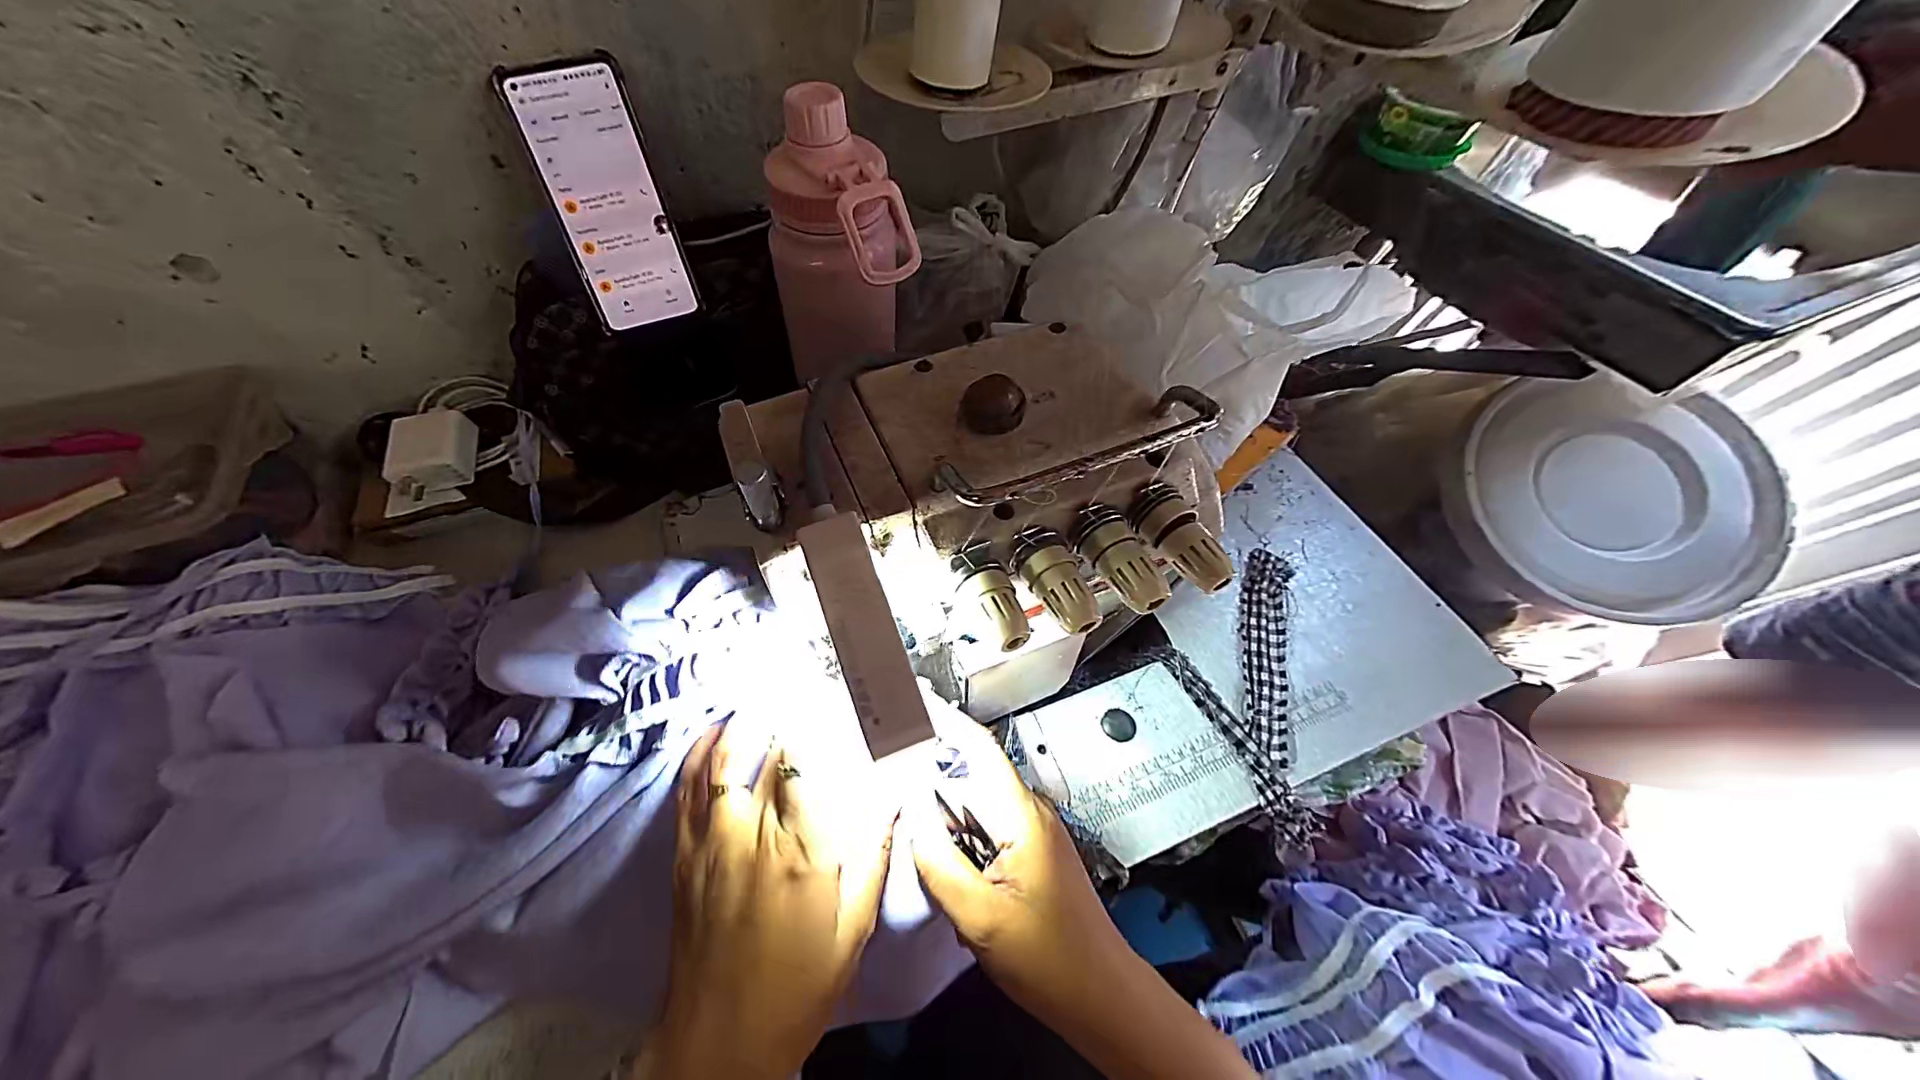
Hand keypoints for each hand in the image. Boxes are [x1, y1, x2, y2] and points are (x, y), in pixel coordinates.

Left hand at [636, 723, 896, 1079]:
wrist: (719, 1039)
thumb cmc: (799, 986)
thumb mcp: (853, 926)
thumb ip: (873, 854)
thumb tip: (893, 796)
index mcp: (802, 854)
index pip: (808, 762)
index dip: (821, 719)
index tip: (837, 693)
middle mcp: (752, 837)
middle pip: (768, 753)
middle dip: (790, 710)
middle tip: (806, 682)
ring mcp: (711, 842)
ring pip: (722, 760)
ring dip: (744, 720)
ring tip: (764, 693)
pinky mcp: (684, 855)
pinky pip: (687, 789)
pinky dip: (699, 752)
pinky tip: (715, 730)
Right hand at [908, 705, 1255, 1079]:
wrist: (1099, 994)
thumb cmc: (1053, 959)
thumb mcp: (981, 918)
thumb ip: (940, 865)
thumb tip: (915, 825)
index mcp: (1022, 816)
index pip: (979, 749)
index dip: (944, 722)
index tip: (913, 702)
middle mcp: (1030, 813)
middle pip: (971, 776)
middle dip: (932, 780)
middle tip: (896, 789)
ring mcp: (1031, 831)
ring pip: (975, 806)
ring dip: (946, 822)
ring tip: (930, 852)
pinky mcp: (1029, 851)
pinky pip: (986, 829)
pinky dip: (962, 843)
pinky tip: (956, 880)